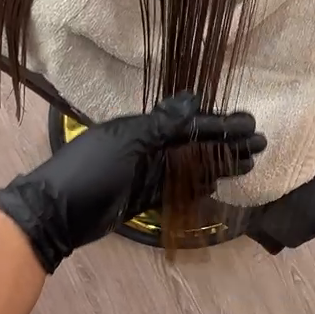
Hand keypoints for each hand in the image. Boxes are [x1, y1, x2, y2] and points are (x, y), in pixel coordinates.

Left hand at [0, 92, 264, 271]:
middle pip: (194, 145)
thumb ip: (161, 125)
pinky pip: (174, 191)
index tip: (249, 124)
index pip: (189, 123)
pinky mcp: (141, 200)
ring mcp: (145, 176)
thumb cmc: (88, 171)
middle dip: (226, 144)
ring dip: (217, 165)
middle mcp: (147, 149)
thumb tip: (194, 99)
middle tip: (258, 143)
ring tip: (248, 163)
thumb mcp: (125, 142)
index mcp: (142, 129)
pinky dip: (194, 188)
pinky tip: (216, 185)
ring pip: (189, 169)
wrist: (55, 214)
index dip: (220, 124)